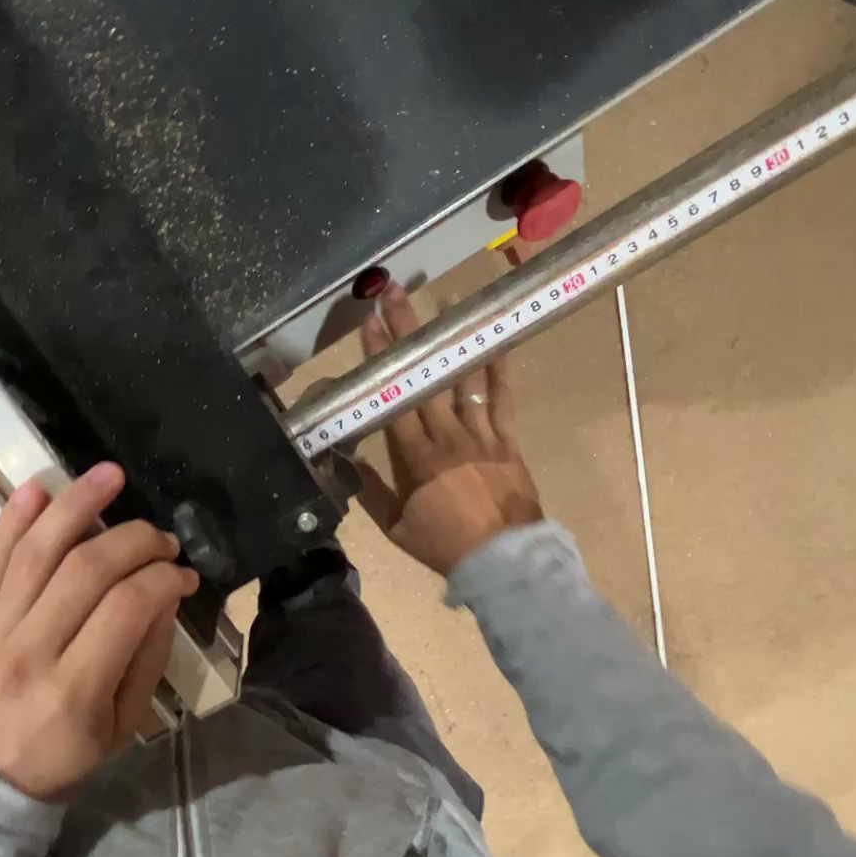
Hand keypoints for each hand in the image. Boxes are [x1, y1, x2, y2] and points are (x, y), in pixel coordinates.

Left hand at [0, 462, 198, 799]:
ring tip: (110, 475)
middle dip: (135, 541)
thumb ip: (147, 656)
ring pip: (37, 551)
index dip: (164, 579)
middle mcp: (30, 649)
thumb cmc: (67, 756)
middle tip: (164, 540)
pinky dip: (13, 519)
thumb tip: (165, 593)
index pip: (126, 607)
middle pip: (86, 569)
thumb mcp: (125, 723)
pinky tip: (38, 487)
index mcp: (72, 687)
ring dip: (76, 505)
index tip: (185, 576)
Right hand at [354, 284, 543, 575]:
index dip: (381, 362)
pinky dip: (499, 370)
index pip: (394, 400)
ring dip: (452, 340)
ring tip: (446, 302)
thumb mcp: (397, 527)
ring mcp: (480, 435)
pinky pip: (502, 399)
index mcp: (415, 458)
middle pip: (424, 378)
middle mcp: (447, 437)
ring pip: (462, 379)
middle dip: (408, 334)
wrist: (503, 560)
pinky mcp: (506, 440)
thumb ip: (371, 493)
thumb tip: (349, 463)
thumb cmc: (445, 545)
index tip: (369, 327)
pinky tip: (495, 341)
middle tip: (395, 296)